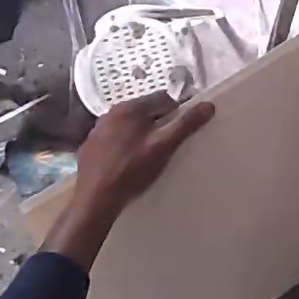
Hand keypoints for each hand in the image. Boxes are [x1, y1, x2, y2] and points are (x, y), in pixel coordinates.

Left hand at [42, 92, 214, 266]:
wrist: (95, 199)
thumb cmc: (132, 170)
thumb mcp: (164, 146)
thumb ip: (186, 124)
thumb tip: (208, 105)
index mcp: (130, 108)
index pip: (164, 98)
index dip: (177, 112)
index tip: (181, 131)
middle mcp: (111, 112)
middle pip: (145, 110)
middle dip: (159, 122)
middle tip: (167, 144)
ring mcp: (97, 129)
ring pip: (129, 124)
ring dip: (141, 132)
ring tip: (148, 154)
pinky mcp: (90, 146)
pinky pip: (114, 137)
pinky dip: (124, 144)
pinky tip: (128, 162)